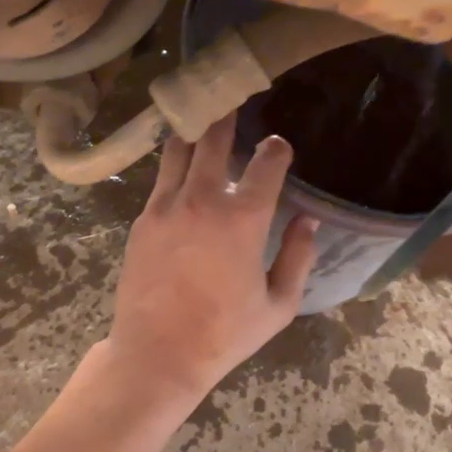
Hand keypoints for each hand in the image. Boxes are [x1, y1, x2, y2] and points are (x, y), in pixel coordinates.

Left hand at [102, 114, 319, 407]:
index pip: (267, 161)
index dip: (278, 149)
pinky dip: (174, 164)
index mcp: (243, 218)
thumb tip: (309, 219)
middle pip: (215, 137)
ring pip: (179, 149)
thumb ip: (298, 257)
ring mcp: (166, 206)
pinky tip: (182, 166)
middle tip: (234, 97)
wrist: (157, 353)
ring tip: (204, 121)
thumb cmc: (224, 334)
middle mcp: (202, 199)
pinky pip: (160, 178)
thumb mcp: (279, 305)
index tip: (280, 148)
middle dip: (228, 114)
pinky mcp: (142, 219)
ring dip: (195, 132)